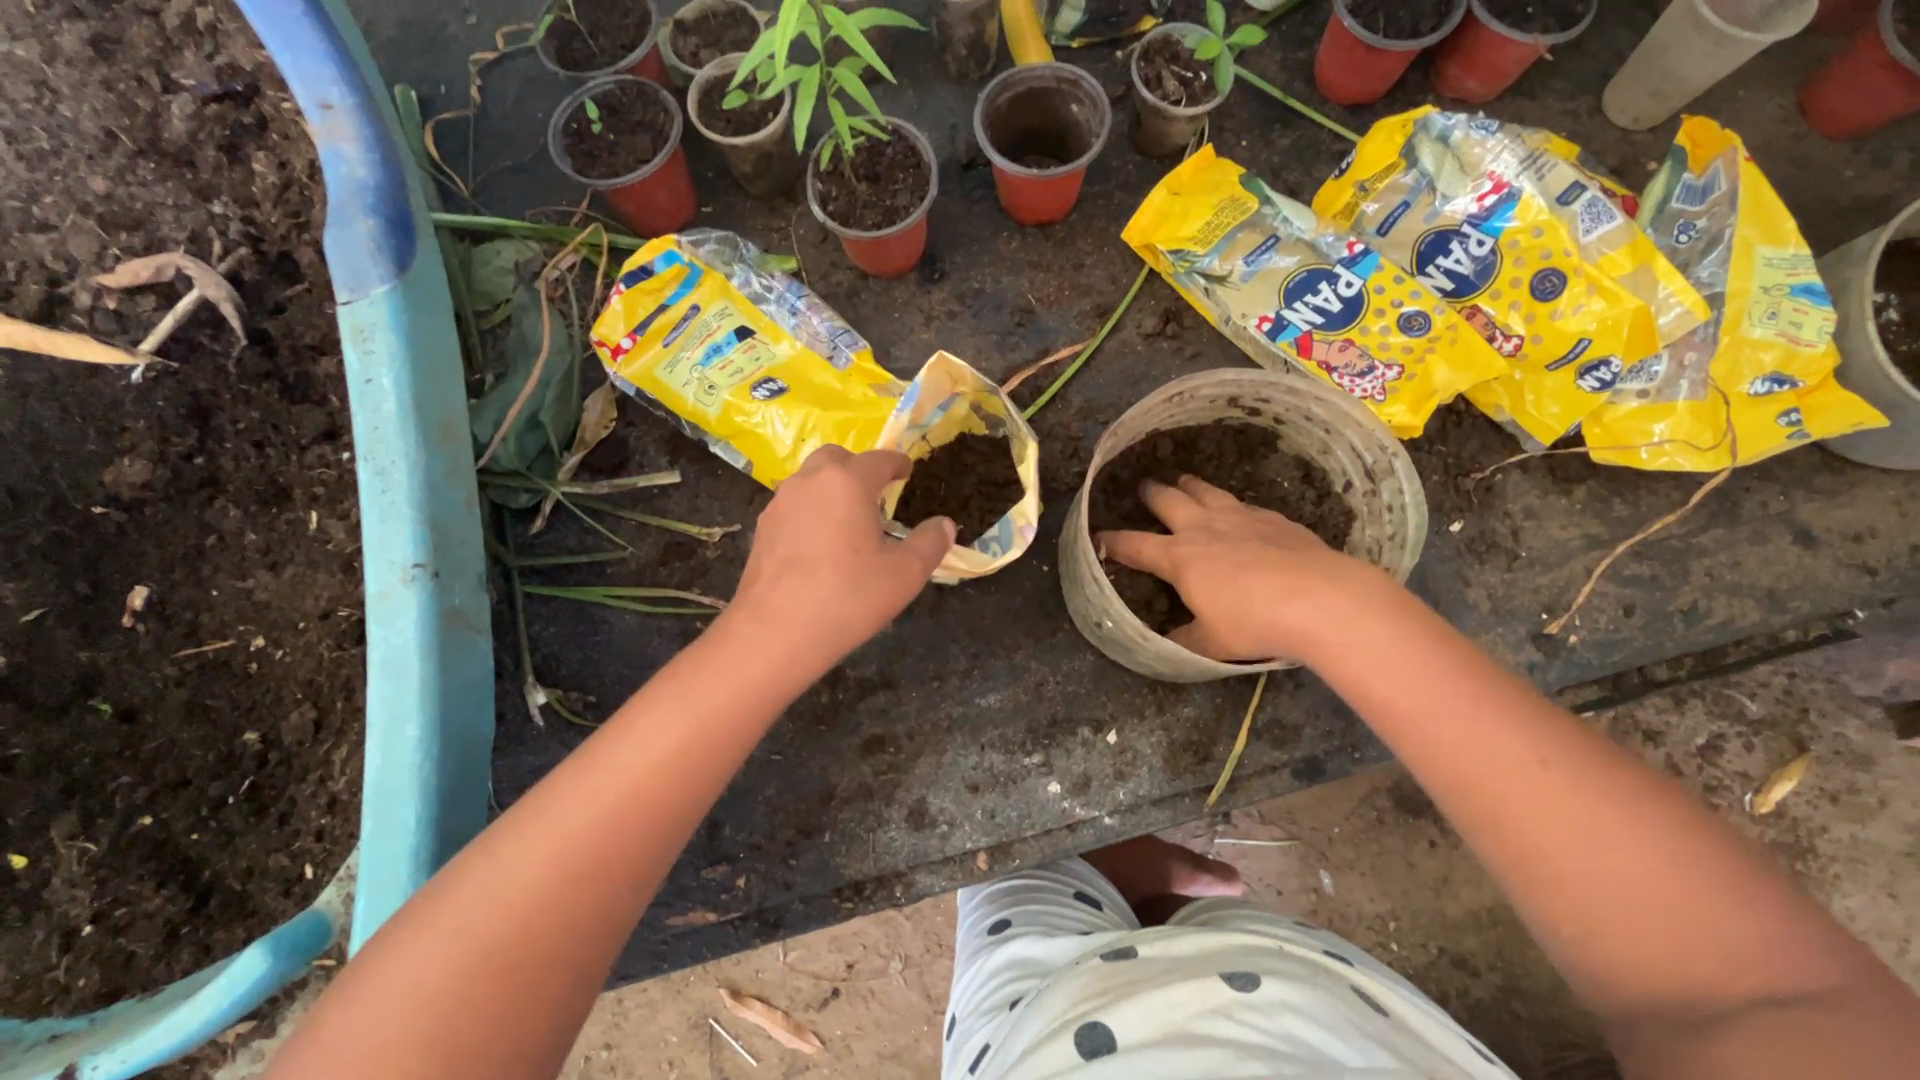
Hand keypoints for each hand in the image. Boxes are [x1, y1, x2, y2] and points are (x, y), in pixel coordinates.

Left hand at [720, 446, 953, 669]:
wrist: (775, 632)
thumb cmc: (848, 597)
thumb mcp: (905, 574)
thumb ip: (929, 543)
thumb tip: (944, 525)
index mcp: (847, 483)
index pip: (878, 459)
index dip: (896, 463)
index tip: (906, 469)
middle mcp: (809, 482)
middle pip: (836, 459)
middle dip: (858, 467)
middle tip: (875, 491)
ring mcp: (779, 505)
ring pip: (809, 481)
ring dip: (831, 489)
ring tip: (848, 518)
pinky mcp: (762, 530)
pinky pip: (793, 507)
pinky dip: (811, 512)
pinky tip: (820, 544)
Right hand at [1095, 474, 1381, 662]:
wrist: (1320, 598)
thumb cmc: (1255, 623)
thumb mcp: (1212, 642)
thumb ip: (1187, 638)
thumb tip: (1169, 641)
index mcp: (1180, 558)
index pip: (1135, 546)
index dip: (1113, 542)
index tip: (1098, 536)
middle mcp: (1204, 529)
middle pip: (1169, 501)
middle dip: (1151, 493)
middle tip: (1143, 486)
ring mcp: (1241, 518)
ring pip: (1206, 492)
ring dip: (1190, 486)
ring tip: (1183, 481)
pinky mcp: (1274, 518)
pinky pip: (1244, 504)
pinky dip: (1232, 505)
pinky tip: (1239, 512)